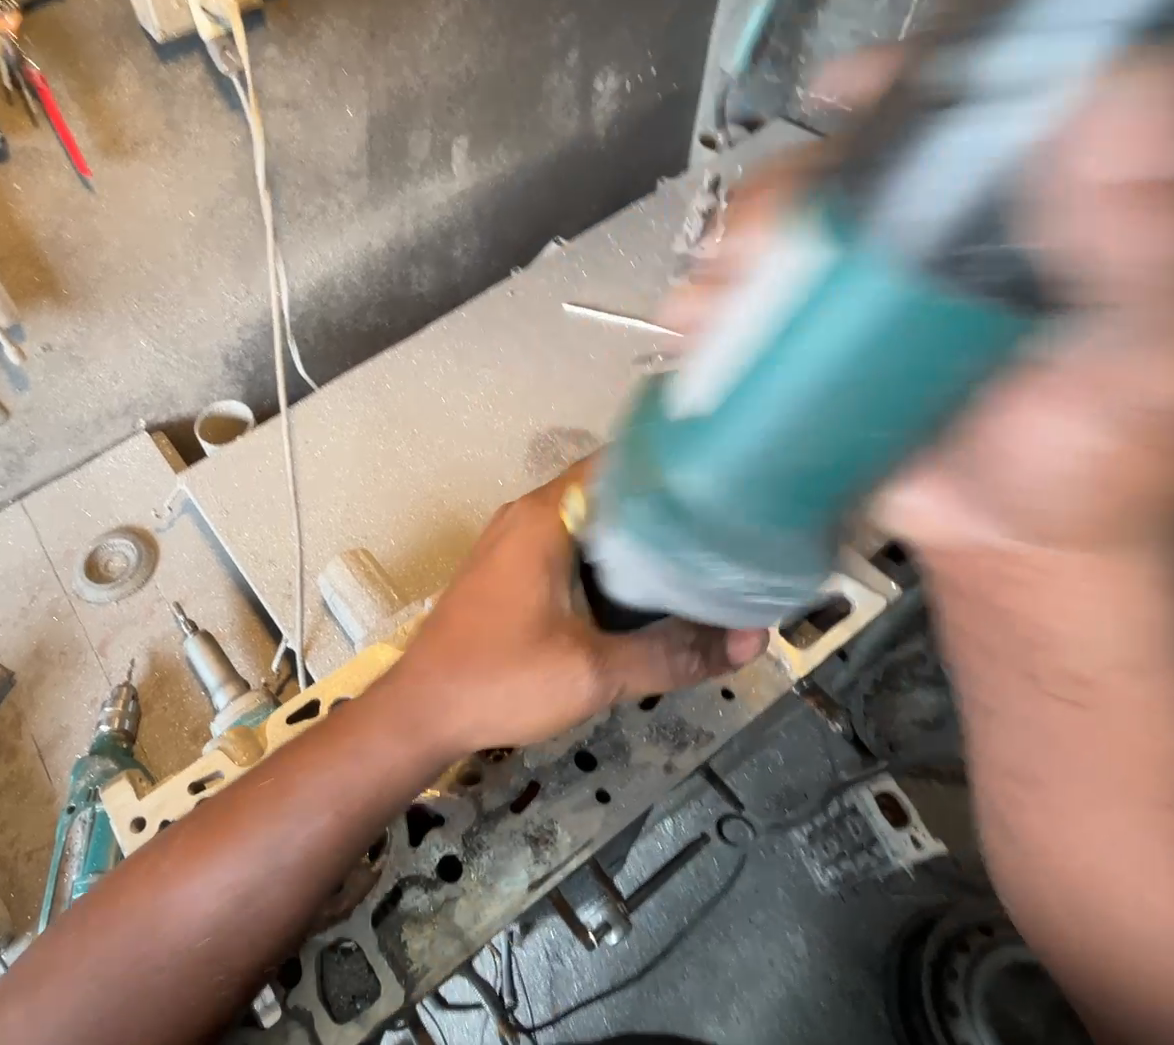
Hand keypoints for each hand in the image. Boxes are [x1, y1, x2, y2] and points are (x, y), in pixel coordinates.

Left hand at [383, 464, 767, 754]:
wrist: (422, 711)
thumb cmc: (501, 680)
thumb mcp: (594, 672)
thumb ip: (674, 654)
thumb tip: (752, 641)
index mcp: (545, 516)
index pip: (620, 463)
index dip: (673, 470)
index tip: (725, 488)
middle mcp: (526, 515)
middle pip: (608, 493)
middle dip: (663, 510)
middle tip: (724, 531)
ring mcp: (511, 542)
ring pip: (588, 524)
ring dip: (633, 540)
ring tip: (697, 558)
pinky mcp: (507, 571)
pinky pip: (567, 548)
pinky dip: (604, 561)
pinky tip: (642, 591)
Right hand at [661, 51, 1173, 565]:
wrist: (1010, 547)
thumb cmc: (1102, 469)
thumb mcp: (1172, 358)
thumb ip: (1163, 245)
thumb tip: (1127, 103)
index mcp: (1058, 202)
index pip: (980, 103)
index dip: (912, 85)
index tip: (847, 95)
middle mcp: (951, 233)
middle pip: (851, 169)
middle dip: (789, 195)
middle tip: (763, 242)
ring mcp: (877, 289)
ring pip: (787, 234)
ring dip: (734, 255)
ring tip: (716, 301)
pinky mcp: (826, 341)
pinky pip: (756, 305)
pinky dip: (712, 310)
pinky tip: (699, 328)